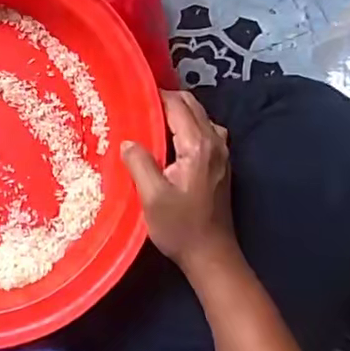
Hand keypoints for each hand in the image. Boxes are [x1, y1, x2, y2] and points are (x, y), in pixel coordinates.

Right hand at [122, 90, 236, 273]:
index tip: (132, 95)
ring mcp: (222, 152)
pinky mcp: (222, 162)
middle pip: (192, 105)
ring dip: (178, 112)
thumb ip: (140, 163)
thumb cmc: (180, 228)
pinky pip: (204, 130)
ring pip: (199, 116)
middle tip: (139, 106)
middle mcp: (214, 142)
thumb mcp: (152, 198)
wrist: (212, 255)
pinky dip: (187, 125)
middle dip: (166, 100)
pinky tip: (170, 139)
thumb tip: (128, 141)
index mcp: (197, 146)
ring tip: (151, 120)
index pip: (177, 106)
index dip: (155, 96)